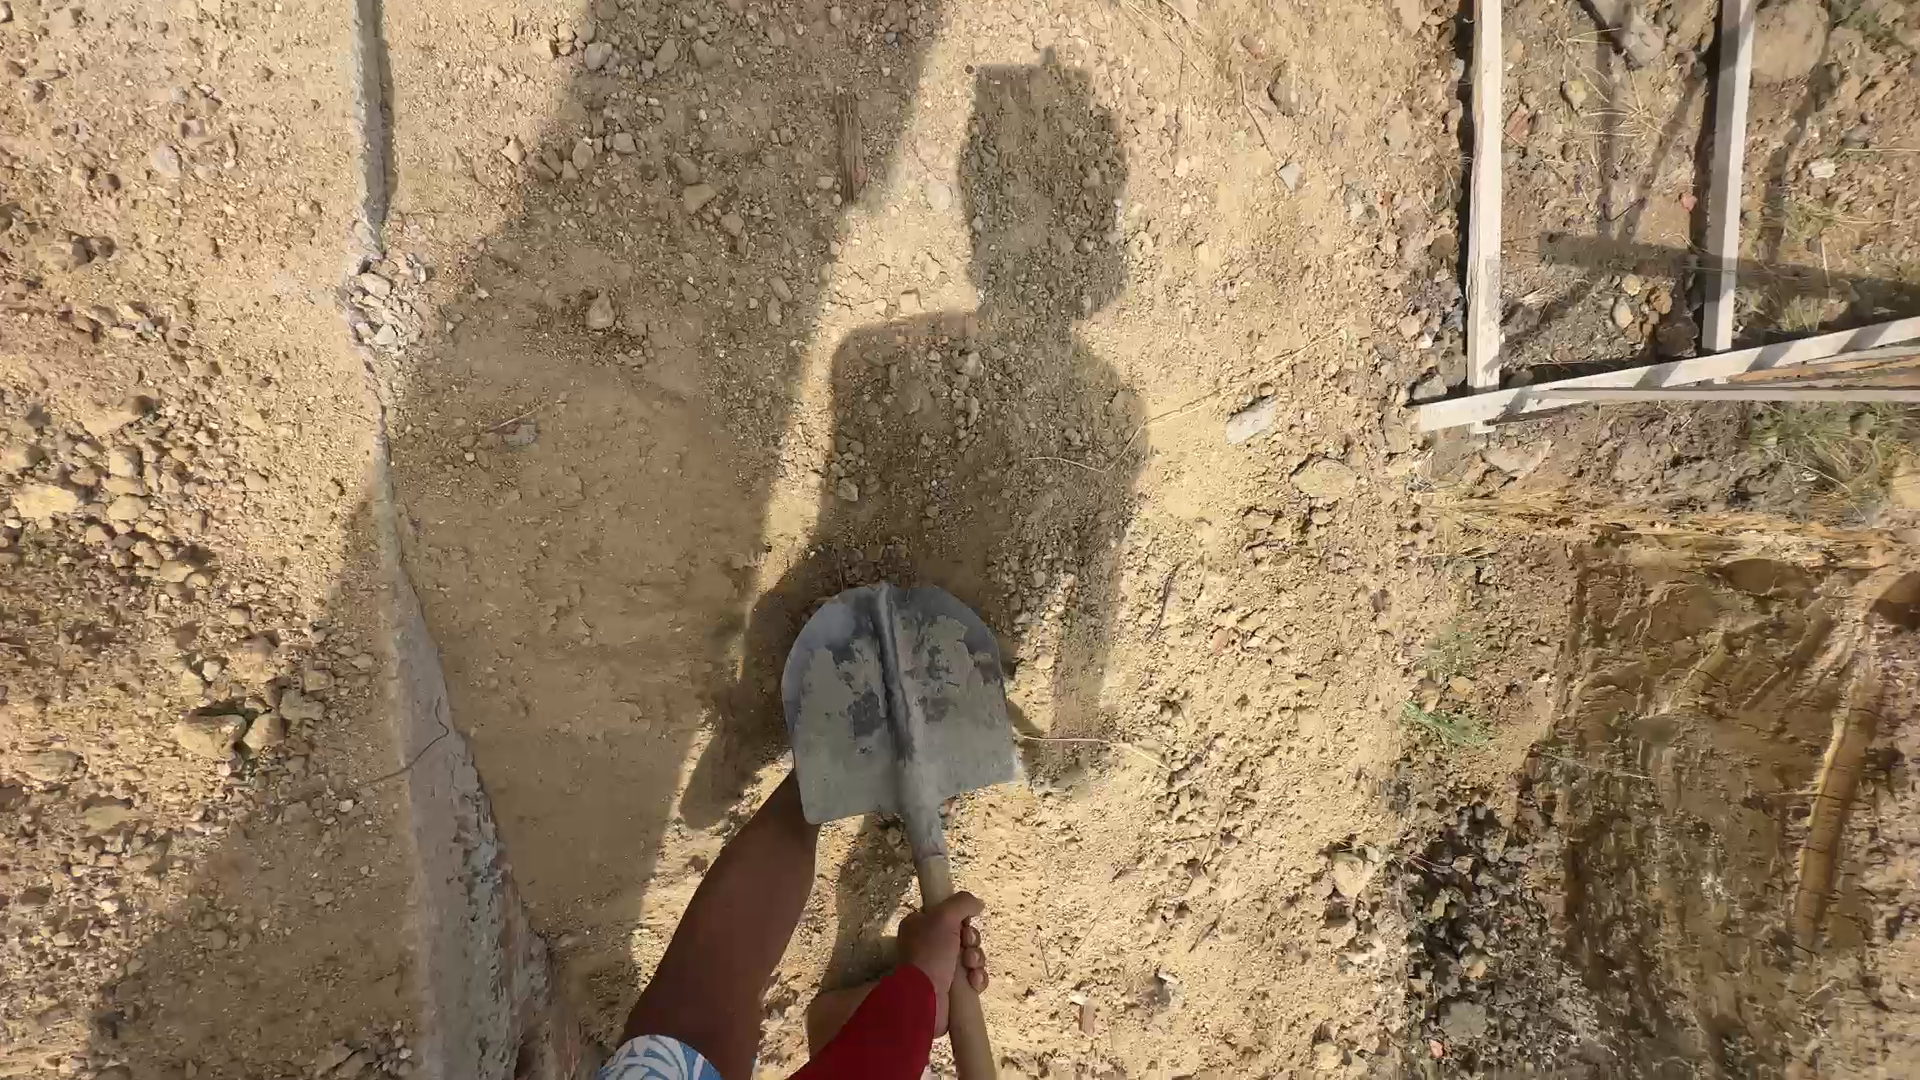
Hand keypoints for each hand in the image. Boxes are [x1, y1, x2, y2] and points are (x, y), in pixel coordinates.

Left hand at [897, 892, 989, 1034]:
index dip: (961, 918)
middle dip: (971, 940)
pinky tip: (973, 982)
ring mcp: (941, 968)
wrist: (923, 1000)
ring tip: (970, 967)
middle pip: (963, 934)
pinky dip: (977, 978)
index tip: (964, 923)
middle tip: (967, 946)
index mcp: (920, 925)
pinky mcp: (953, 989)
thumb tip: (978, 904)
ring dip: (976, 959)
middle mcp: (929, 945)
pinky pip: (974, 977)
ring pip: (971, 956)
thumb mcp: (944, 917)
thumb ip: (962, 902)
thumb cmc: (929, 953)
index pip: (948, 914)